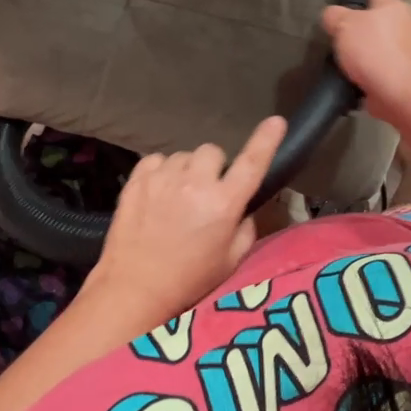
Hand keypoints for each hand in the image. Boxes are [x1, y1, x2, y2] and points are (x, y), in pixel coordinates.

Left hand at [86, 116, 286, 323]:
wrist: (134, 289)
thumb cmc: (189, 280)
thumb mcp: (231, 261)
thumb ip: (245, 228)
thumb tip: (244, 208)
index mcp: (224, 203)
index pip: (252, 162)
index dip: (266, 140)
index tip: (276, 121)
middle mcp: (195, 183)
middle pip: (212, 151)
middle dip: (214, 168)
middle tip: (205, 193)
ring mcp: (163, 178)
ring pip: (184, 155)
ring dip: (186, 170)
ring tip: (178, 197)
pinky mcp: (137, 179)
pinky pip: (157, 160)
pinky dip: (161, 172)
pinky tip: (158, 194)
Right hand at [322, 0, 410, 116]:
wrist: (397, 92)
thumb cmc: (372, 50)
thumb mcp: (344, 25)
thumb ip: (334, 15)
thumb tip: (332, 15)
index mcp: (392, 4)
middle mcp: (403, 22)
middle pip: (375, 14)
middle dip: (356, 21)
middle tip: (335, 29)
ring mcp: (405, 48)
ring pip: (377, 40)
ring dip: (361, 46)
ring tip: (340, 54)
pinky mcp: (402, 70)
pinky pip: (379, 62)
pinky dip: (367, 67)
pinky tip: (351, 73)